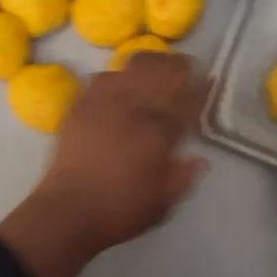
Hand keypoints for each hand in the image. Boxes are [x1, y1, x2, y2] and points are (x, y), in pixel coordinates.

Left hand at [0, 52, 207, 276]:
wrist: (67, 211)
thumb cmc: (119, 211)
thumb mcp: (162, 203)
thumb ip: (183, 177)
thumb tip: (199, 160)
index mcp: (160, 133)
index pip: (188, 100)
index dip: (201, 89)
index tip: (208, 83)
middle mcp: (134, 109)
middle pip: (162, 70)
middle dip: (178, 67)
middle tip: (183, 72)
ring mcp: (105, 103)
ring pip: (133, 66)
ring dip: (149, 65)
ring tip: (154, 72)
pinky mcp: (80, 106)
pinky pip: (102, 78)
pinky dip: (117, 77)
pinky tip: (119, 86)